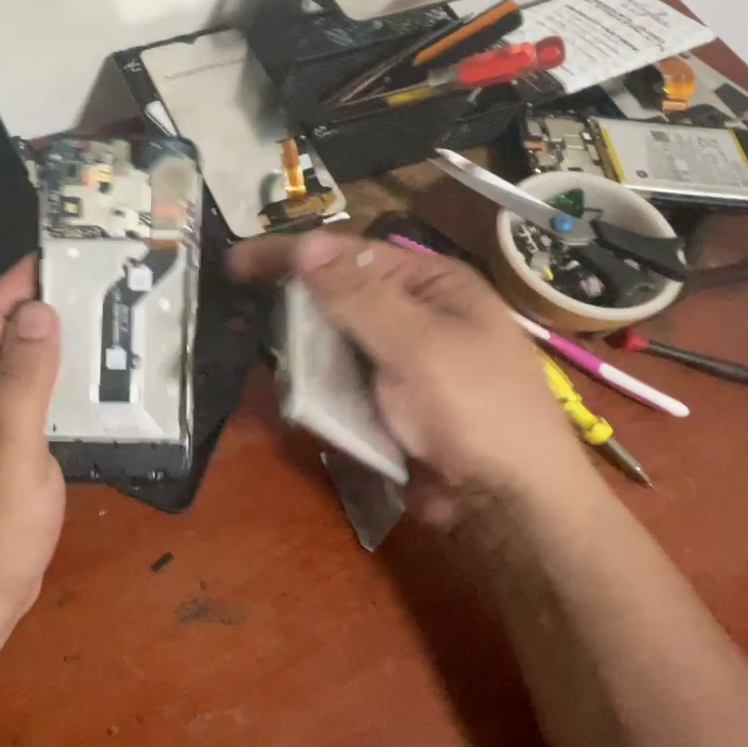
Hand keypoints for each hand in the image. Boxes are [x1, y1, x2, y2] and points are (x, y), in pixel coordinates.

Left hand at [0, 256, 65, 654]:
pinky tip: (86, 382)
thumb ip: (24, 379)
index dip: (19, 282)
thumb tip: (38, 311)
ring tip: (99, 321)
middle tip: (94, 285)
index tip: (61, 254)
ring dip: (51, 346)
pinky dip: (53, 386)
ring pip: (16, 371)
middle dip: (41, 308)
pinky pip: (25, 404)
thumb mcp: (10, 449)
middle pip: (0, 339)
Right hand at [229, 231, 597, 527]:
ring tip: (270, 363)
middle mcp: (414, 315)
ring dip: (302, 355)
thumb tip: (305, 243)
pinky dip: (317, 390)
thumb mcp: (417, 345)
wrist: (510, 503)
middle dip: (293, 308)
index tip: (236, 263)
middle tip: (245, 315)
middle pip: (336, 298)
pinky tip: (299, 399)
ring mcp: (399, 362)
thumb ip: (357, 295)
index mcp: (431, 285)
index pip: (350, 254)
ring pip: (331, 345)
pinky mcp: (386, 402)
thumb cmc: (476, 410)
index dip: (291, 254)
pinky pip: (339, 384)